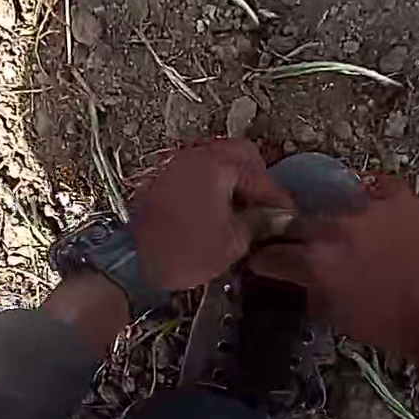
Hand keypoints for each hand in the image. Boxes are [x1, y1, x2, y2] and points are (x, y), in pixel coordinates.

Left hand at [129, 140, 294, 290]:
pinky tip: (222, 209)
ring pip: (219, 160)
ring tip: (246, 209)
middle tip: (267, 206)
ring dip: (237, 179)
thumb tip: (271, 217)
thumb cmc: (183, 253)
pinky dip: (216, 184)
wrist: (131, 264)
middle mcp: (196, 158)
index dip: (278, 198)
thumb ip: (257, 223)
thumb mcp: (232, 243)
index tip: (288, 216)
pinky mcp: (165, 180)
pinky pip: (200, 171)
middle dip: (258, 178)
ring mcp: (178, 166)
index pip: (260, 177)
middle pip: (241, 154)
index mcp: (217, 167)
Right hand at [248, 175, 418, 358]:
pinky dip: (374, 199)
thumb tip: (305, 281)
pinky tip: (378, 212)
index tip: (265, 261)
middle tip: (303, 245)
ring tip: (349, 232)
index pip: (272, 255)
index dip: (265, 260)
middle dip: (295, 236)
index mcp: (315, 262)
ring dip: (336, 220)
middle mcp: (334, 229)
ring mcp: (366, 208)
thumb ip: (313, 293)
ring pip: (335, 206)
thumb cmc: (390, 325)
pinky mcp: (397, 198)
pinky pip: (377, 188)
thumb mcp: (338, 318)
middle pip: (298, 223)